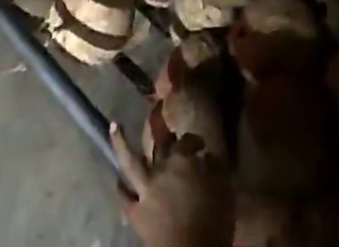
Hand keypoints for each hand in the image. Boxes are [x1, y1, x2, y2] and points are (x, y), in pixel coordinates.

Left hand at [111, 123, 233, 246]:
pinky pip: (123, 197)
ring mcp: (145, 191)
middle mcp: (161, 169)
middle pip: (160, 145)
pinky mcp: (135, 213)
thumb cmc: (213, 221)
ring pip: (130, 162)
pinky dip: (120, 187)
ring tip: (114, 125)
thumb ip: (215, 169)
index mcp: (183, 160)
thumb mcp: (224, 190)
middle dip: (160, 130)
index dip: (194, 140)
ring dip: (120, 142)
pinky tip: (118, 180)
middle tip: (160, 117)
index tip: (201, 145)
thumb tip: (207, 158)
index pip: (187, 141)